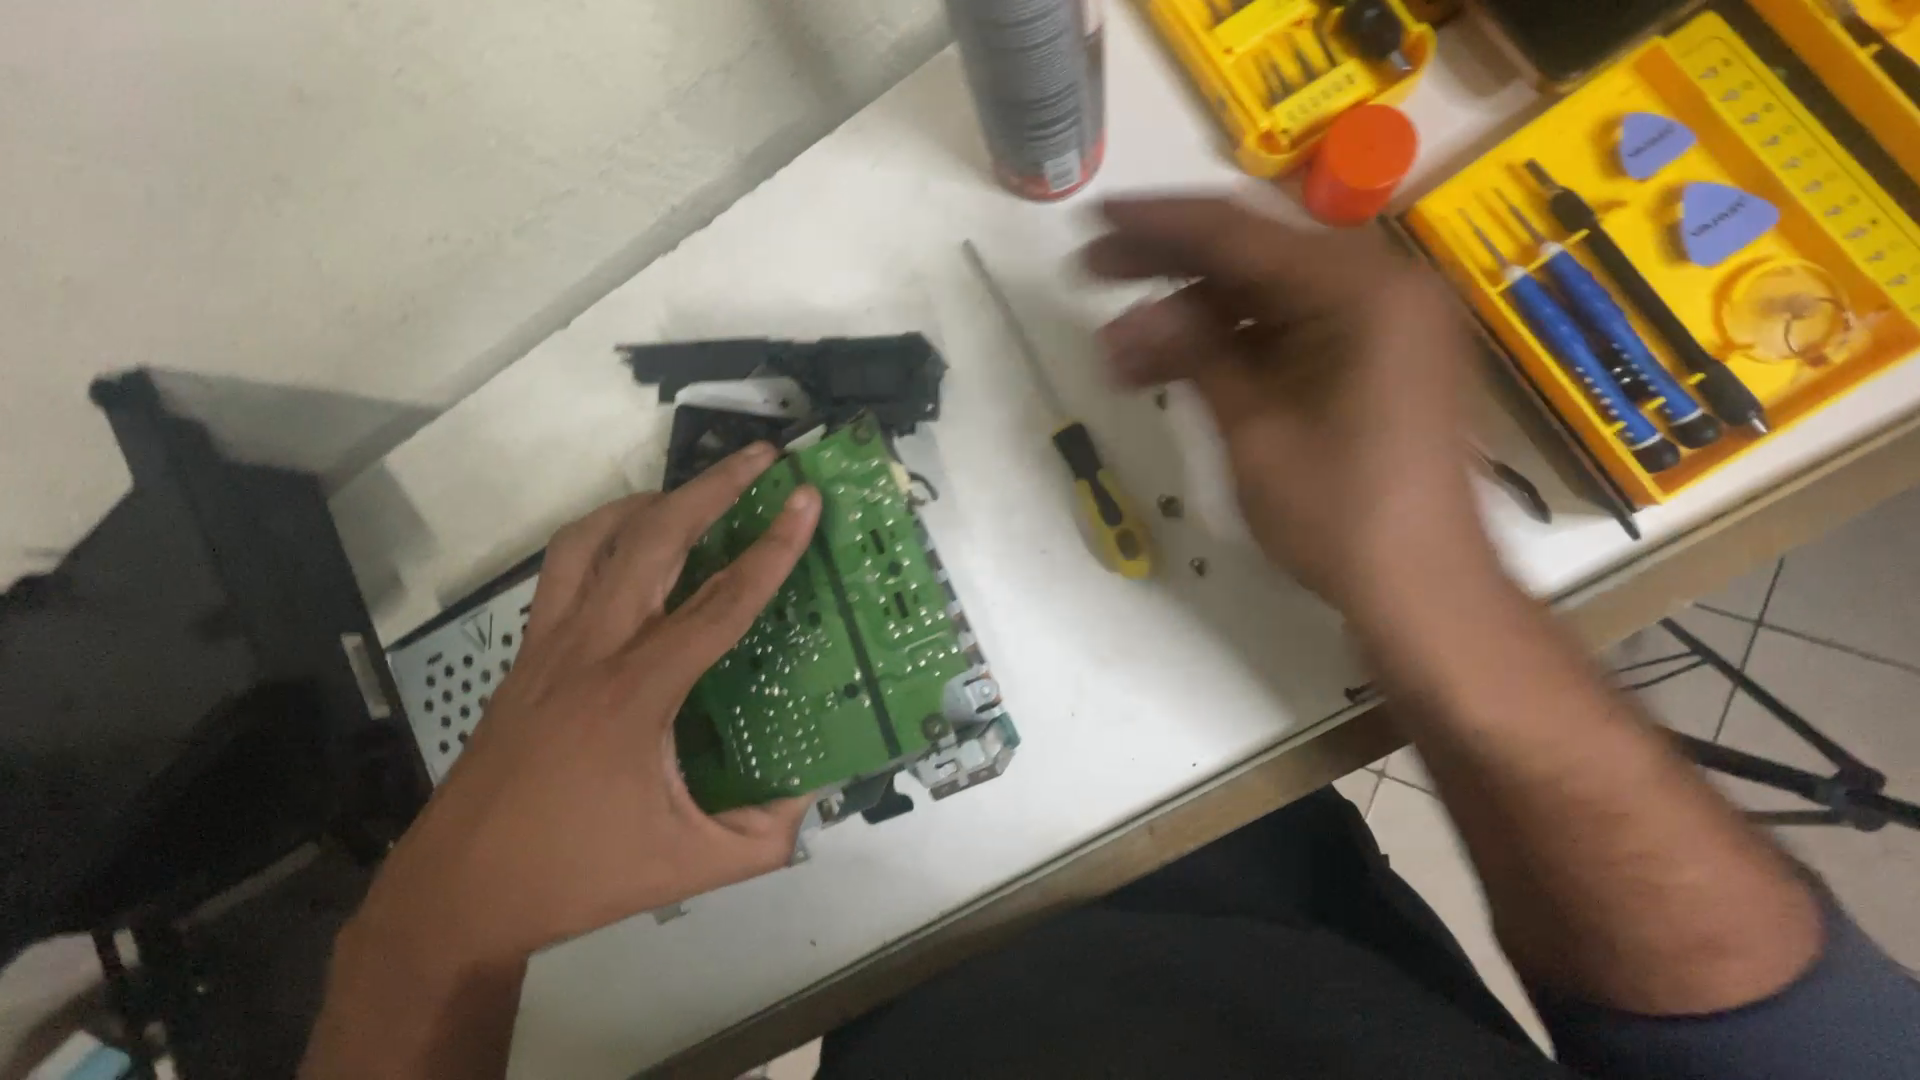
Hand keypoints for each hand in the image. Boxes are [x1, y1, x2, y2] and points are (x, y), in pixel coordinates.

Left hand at [352, 443, 821, 966]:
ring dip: (650, 502)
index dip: (773, 548)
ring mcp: (548, 646)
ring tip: (693, 493)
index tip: (804, 499)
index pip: (721, 602)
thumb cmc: (579, 874)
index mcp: (638, 693)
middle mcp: (591, 649)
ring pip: (593, 539)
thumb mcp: (693, 866)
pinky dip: (603, 537)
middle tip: (759, 459)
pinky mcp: (524, 655)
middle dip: (712, 487)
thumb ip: (767, 832)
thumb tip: (814, 792)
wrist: (458, 893)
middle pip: (653, 540)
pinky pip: (563, 569)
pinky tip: (631, 551)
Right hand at [1085, 196, 1497, 621]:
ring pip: (1262, 298)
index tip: (1095, 220)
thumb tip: (1130, 319)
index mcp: (1361, 290)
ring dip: (1189, 318)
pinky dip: (1228, 347)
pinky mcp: (1366, 361)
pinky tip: (1169, 368)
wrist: (1422, 587)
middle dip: (1166, 268)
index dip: (1157, 226)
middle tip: (1093, 272)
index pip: (1239, 234)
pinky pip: (1284, 334)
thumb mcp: (1256, 430)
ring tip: (1117, 350)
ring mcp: (1376, 326)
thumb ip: (1198, 355)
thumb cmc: (1342, 513)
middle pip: (1252, 257)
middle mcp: (1377, 288)